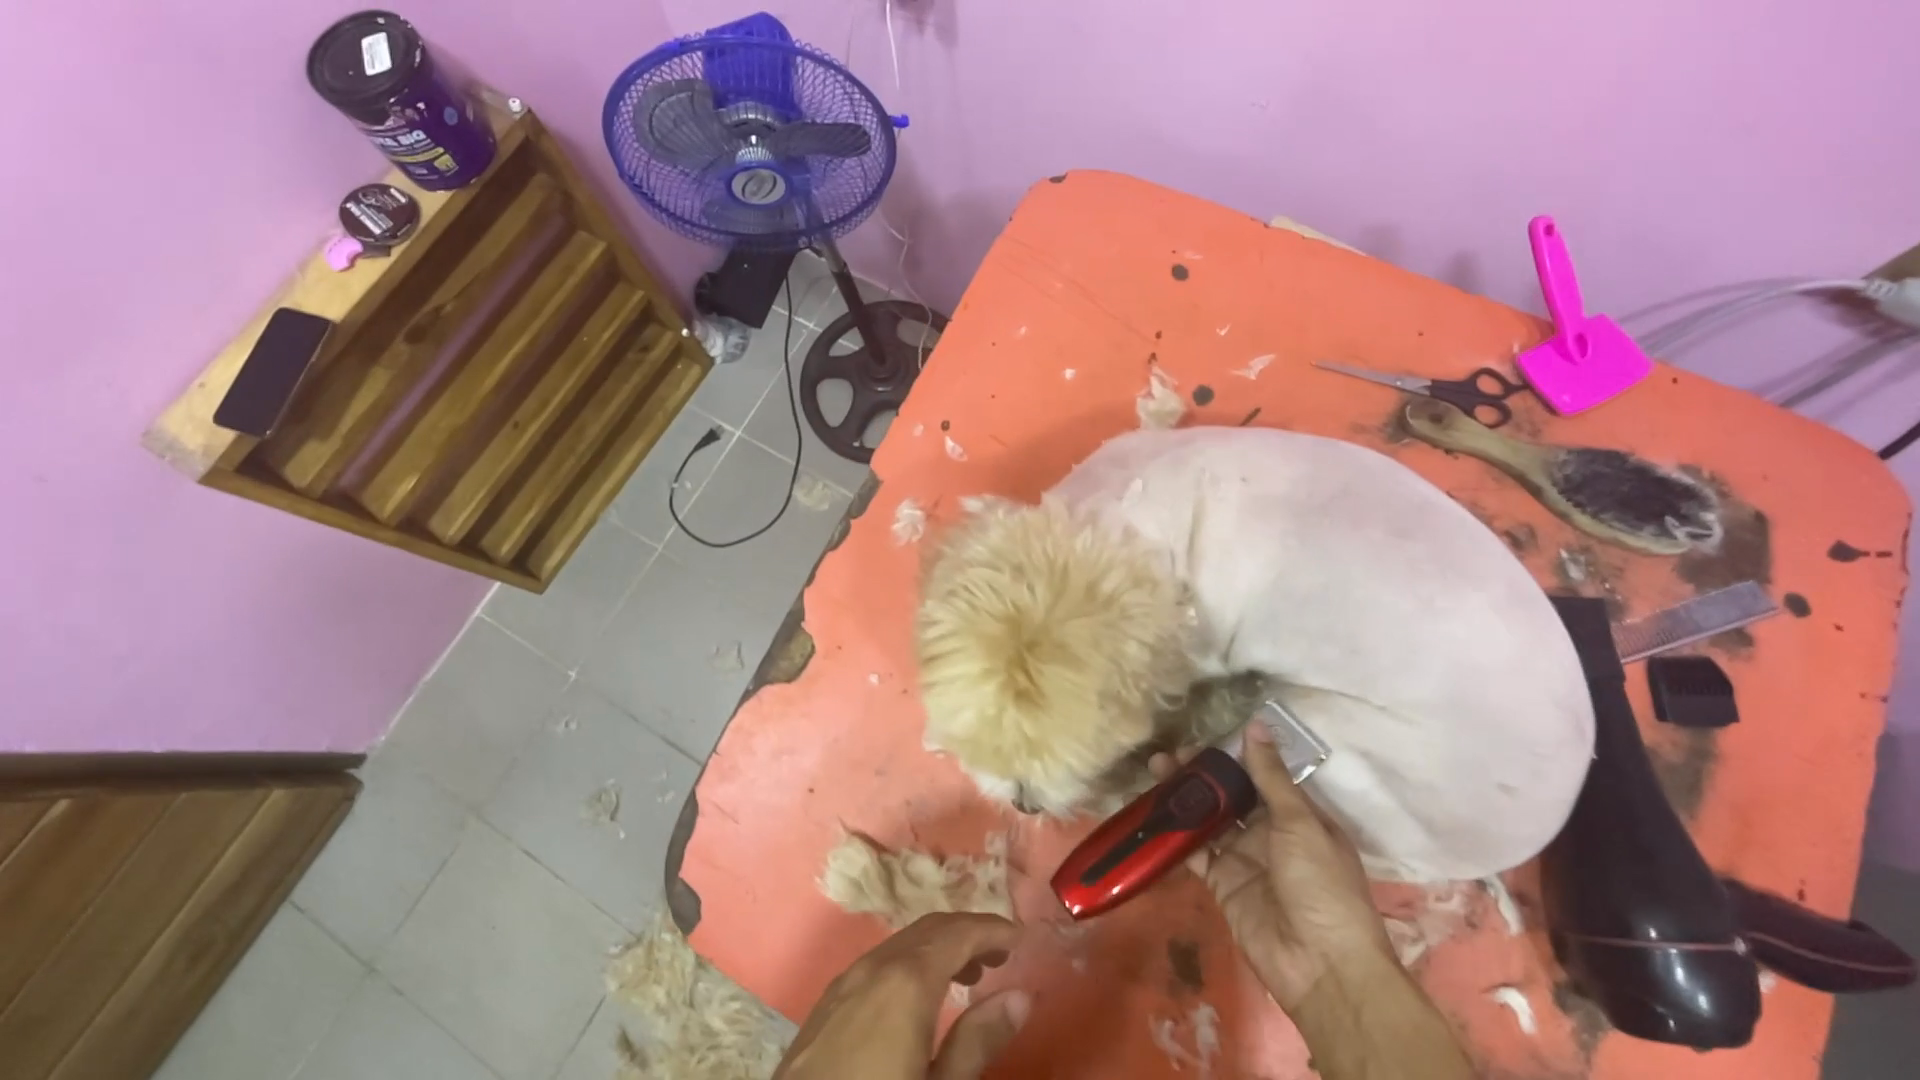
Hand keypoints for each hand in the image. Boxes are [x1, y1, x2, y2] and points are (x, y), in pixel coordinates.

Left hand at [774, 912, 1030, 1079]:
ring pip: (900, 945)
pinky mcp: (825, 1006)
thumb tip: (1020, 996)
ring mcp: (843, 984)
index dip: (993, 928)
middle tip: (1002, 955)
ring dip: (938, 949)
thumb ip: (978, 1041)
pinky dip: (909, 964)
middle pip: (928, 929)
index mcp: (906, 981)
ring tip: (969, 976)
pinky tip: (918, 1000)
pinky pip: (877, 965)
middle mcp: (872, 968)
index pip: (958, 932)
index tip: (1021, 938)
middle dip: (968, 933)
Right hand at [1151, 722, 1396, 1010]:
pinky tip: (1153, 816)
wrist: (1321, 964)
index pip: (1260, 777)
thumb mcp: (1300, 823)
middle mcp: (1269, 834)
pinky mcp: (1222, 884)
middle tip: (1168, 757)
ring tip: (1155, 774)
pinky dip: (1174, 836)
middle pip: (1229, 797)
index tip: (1202, 740)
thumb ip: (1270, 776)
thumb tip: (1256, 724)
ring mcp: (1243, 860)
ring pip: (1207, 821)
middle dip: (1200, 777)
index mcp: (1298, 816)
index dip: (1231, 758)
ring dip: (1183, 799)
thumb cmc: (1321, 885)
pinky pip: (1194, 854)